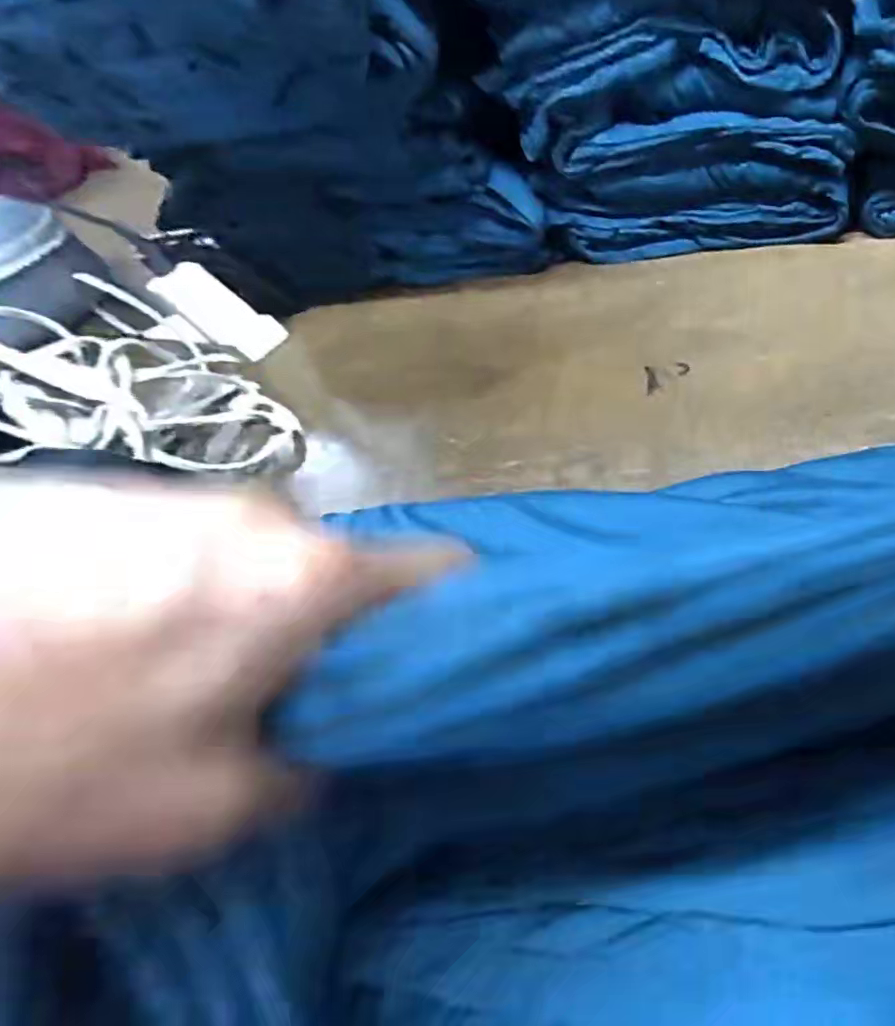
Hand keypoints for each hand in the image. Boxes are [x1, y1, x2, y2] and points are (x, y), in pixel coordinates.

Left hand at [0, 478, 462, 885]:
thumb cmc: (20, 760)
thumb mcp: (195, 811)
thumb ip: (311, 765)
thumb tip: (335, 741)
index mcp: (312, 575)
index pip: (447, 566)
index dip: (450, 608)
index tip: (414, 653)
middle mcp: (262, 513)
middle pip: (342, 561)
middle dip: (320, 613)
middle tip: (255, 676)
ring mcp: (164, 491)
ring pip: (255, 546)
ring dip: (235, 593)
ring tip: (149, 652)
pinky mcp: (74, 485)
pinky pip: (168, 532)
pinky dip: (158, 574)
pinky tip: (77, 624)